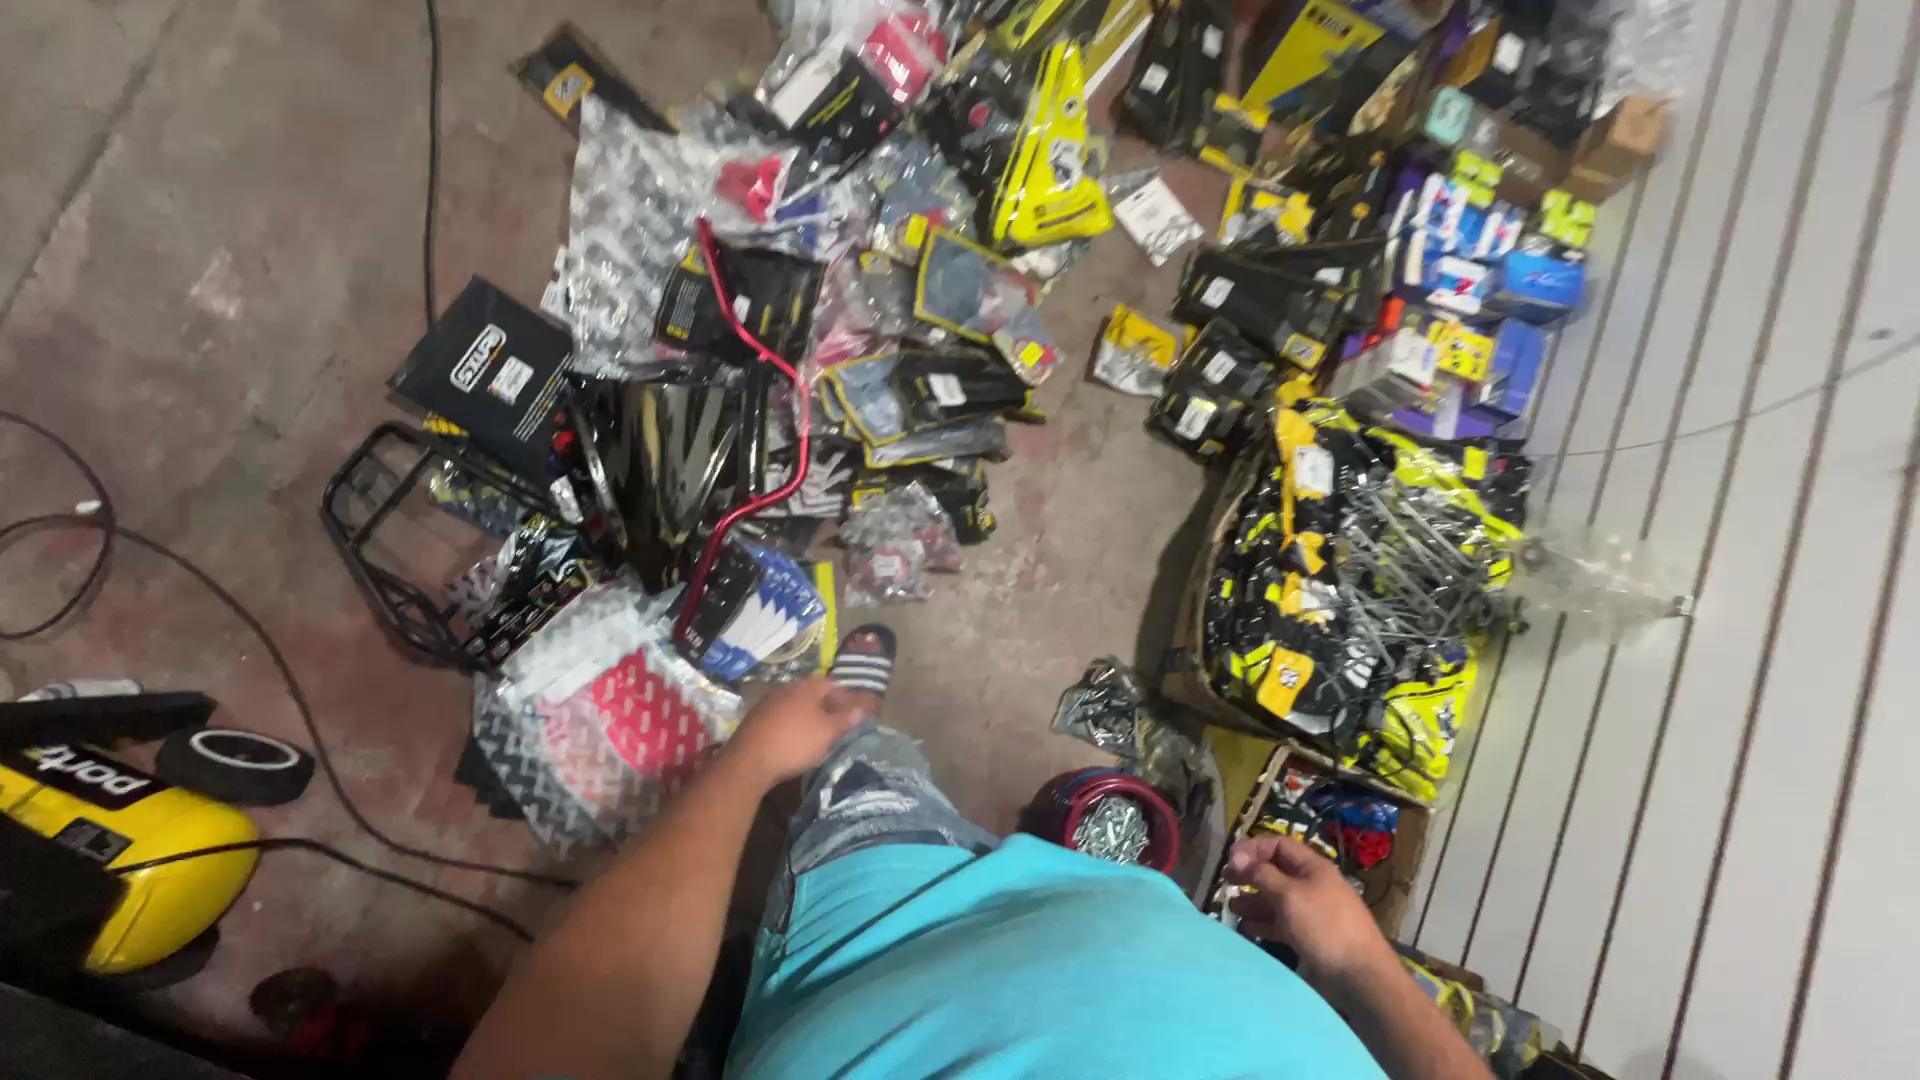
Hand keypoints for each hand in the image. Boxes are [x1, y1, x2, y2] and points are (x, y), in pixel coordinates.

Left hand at [723, 676, 867, 785]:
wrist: (749, 761)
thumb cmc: (795, 742)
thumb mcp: (827, 733)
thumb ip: (845, 720)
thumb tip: (861, 709)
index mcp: (806, 687)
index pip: (832, 684)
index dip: (845, 696)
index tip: (853, 712)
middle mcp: (786, 688)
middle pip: (812, 693)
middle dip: (826, 706)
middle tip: (838, 723)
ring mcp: (768, 703)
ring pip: (795, 705)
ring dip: (808, 716)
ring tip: (818, 733)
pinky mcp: (755, 719)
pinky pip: (781, 716)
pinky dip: (792, 724)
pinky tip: (795, 739)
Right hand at [1225, 833, 1399, 1000]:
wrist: (1361, 975)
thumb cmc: (1324, 925)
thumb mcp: (1289, 895)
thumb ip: (1262, 875)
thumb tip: (1237, 856)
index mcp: (1312, 867)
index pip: (1279, 845)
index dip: (1254, 847)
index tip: (1231, 858)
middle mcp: (1312, 884)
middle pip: (1276, 871)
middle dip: (1250, 874)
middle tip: (1227, 880)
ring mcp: (1311, 911)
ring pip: (1276, 898)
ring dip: (1254, 900)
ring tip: (1232, 907)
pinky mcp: (1310, 935)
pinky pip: (1282, 922)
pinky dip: (1265, 922)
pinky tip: (1248, 927)